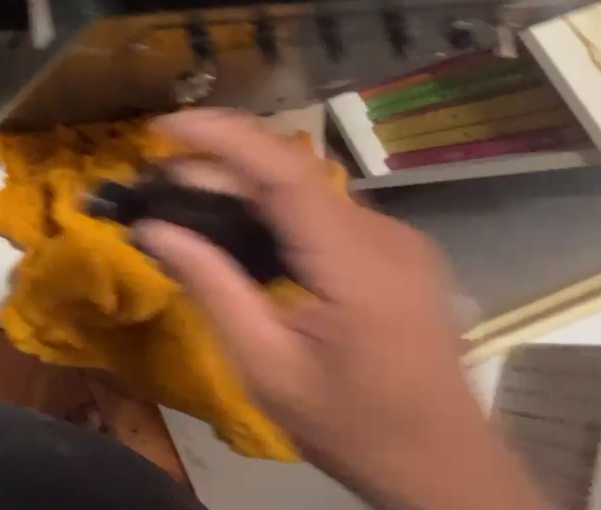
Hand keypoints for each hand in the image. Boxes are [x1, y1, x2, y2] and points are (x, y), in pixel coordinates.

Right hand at [134, 110, 549, 509]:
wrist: (448, 472)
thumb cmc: (355, 428)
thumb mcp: (267, 368)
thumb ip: (211, 288)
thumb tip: (151, 228)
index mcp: (358, 265)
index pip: (284, 170)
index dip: (221, 136)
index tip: (162, 128)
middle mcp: (383, 235)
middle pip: (288, 170)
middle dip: (216, 162)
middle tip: (156, 180)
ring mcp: (394, 238)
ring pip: (301, 184)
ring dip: (239, 181)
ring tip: (182, 196)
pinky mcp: (391, 248)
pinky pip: (318, 206)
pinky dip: (267, 202)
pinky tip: (233, 221)